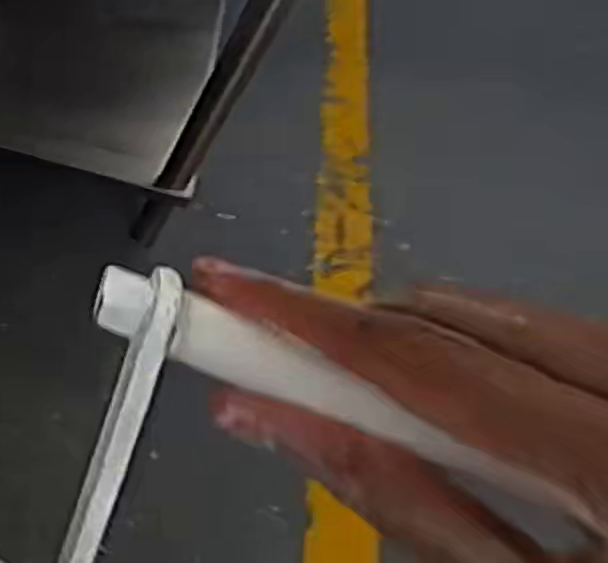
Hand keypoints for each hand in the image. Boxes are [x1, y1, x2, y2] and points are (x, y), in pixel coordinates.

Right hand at [196, 257, 607, 560]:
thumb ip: (391, 499)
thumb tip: (252, 412)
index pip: (407, 356)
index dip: (292, 311)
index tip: (216, 283)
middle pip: (461, 320)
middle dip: (360, 327)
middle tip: (293, 355)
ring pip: (513, 321)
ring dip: (429, 341)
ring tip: (405, 402)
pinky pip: (566, 345)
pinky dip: (498, 356)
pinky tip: (493, 414)